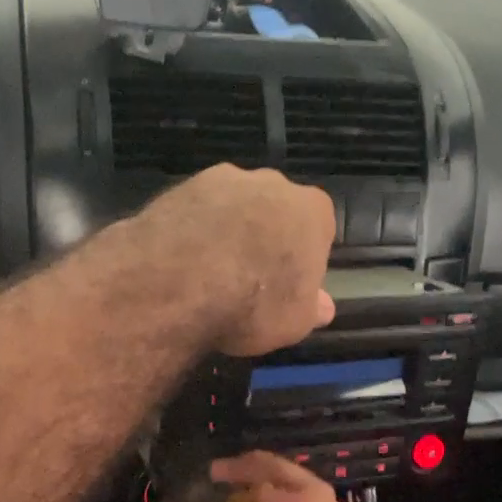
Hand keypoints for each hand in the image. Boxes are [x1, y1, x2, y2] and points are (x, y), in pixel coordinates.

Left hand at [136, 164, 335, 356]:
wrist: (179, 284)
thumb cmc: (254, 305)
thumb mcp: (295, 322)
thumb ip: (312, 308)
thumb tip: (322, 306)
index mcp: (312, 210)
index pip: (317, 231)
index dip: (302, 259)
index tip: (286, 285)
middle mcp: (272, 183)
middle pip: (275, 211)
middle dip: (265, 237)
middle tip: (247, 277)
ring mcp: (223, 179)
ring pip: (233, 206)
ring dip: (226, 230)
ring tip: (207, 271)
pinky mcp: (181, 186)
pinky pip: (196, 210)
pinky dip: (193, 229)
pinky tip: (181, 260)